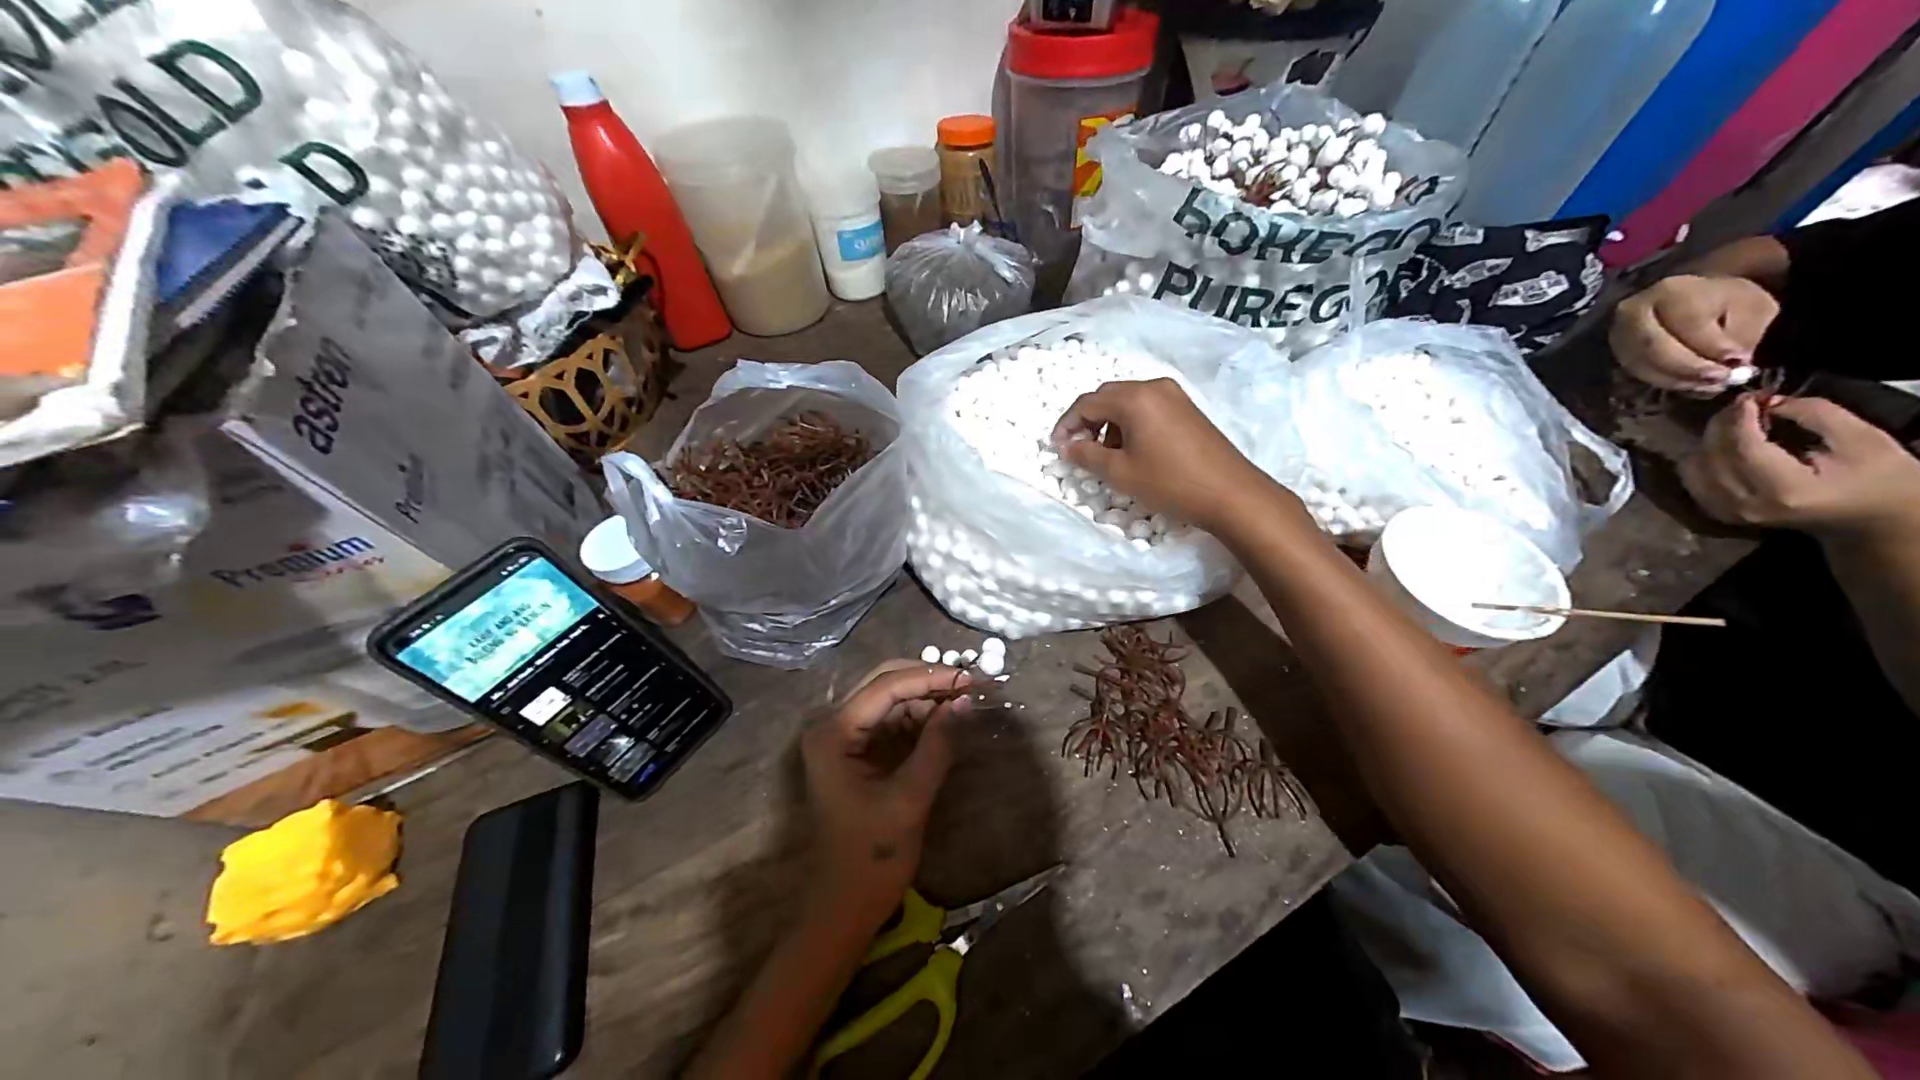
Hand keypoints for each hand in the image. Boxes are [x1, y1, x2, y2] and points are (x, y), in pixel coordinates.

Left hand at [800, 662, 970, 916]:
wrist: (845, 905)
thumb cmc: (872, 857)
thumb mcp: (910, 797)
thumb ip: (937, 745)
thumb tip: (964, 702)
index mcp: (833, 734)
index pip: (885, 687)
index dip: (930, 678)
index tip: (970, 678)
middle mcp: (831, 726)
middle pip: (883, 684)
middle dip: (928, 681)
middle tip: (970, 684)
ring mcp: (841, 739)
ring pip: (888, 700)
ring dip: (925, 698)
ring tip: (964, 700)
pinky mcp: (855, 753)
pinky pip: (889, 722)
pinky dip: (918, 718)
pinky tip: (945, 720)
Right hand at [1051, 378, 1272, 532]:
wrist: (1231, 494)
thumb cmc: (1170, 483)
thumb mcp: (1120, 473)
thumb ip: (1086, 455)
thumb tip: (1067, 447)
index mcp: (1134, 398)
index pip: (1087, 403)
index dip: (1067, 424)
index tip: (1057, 447)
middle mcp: (1154, 387)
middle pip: (1108, 397)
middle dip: (1088, 421)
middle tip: (1078, 450)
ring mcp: (1175, 396)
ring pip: (1128, 402)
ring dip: (1109, 424)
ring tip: (1107, 456)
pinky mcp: (1187, 409)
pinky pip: (1148, 408)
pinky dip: (1131, 424)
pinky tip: (1133, 451)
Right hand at [1610, 274, 1778, 395]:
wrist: (1685, 303)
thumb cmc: (1721, 303)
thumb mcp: (1748, 308)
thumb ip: (1743, 334)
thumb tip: (1732, 364)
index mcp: (1672, 291)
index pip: (1688, 322)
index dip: (1712, 344)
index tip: (1739, 360)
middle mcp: (1634, 312)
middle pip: (1655, 347)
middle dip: (1690, 367)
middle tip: (1721, 379)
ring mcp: (1619, 335)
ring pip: (1643, 365)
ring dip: (1679, 379)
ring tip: (1710, 384)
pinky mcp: (1617, 354)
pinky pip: (1638, 374)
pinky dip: (1666, 382)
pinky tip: (1691, 383)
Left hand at [1681, 395, 1919, 537]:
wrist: (1870, 517)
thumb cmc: (1877, 476)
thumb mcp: (1861, 438)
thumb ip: (1812, 413)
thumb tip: (1766, 402)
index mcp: (1785, 490)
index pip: (1743, 447)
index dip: (1739, 418)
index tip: (1747, 397)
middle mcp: (1744, 505)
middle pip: (1712, 456)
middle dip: (1723, 425)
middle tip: (1743, 406)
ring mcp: (1726, 512)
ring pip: (1693, 467)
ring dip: (1710, 441)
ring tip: (1737, 425)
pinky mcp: (1717, 513)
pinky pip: (1692, 479)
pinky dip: (1703, 458)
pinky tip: (1727, 446)